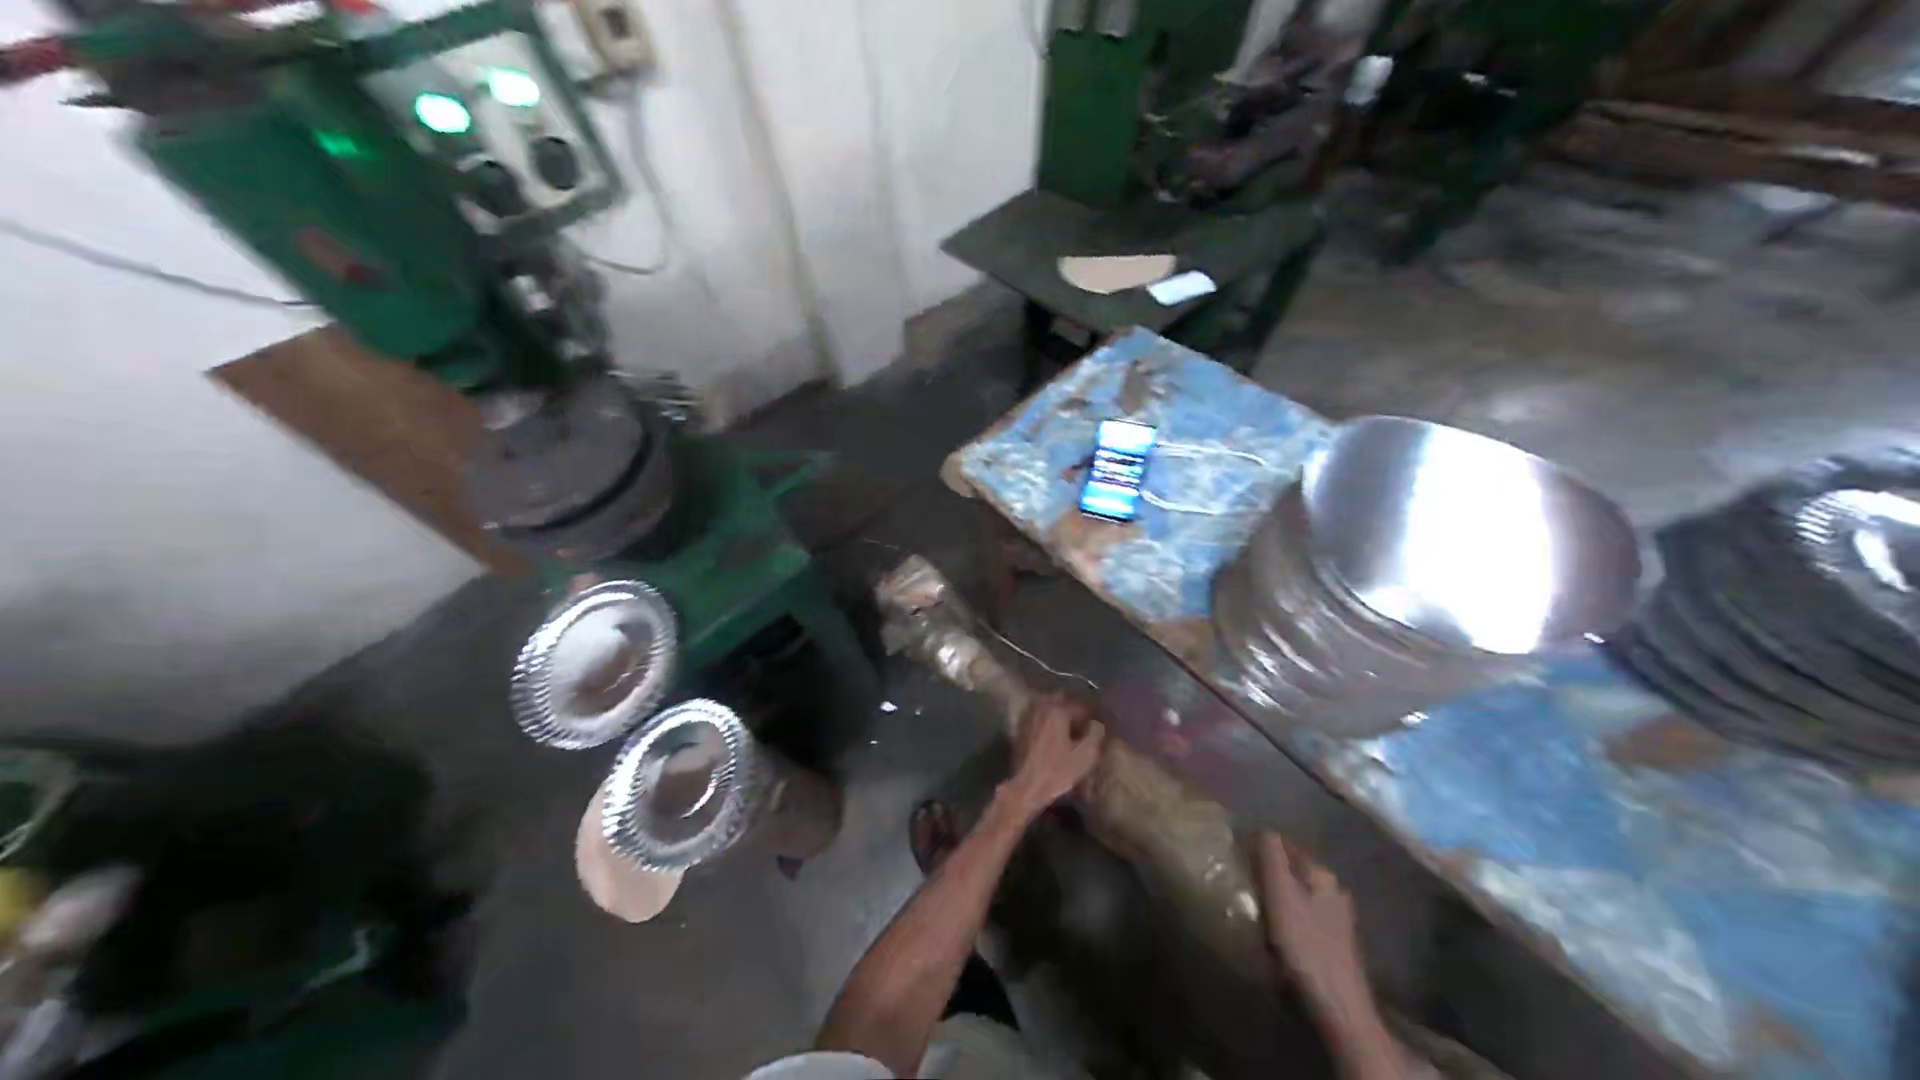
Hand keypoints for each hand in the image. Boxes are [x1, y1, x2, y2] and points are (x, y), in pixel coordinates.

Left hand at [999, 693, 1104, 819]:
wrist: (1027, 786)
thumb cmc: (1058, 772)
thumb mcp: (1086, 755)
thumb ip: (1096, 734)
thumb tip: (1098, 723)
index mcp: (1058, 711)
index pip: (1081, 706)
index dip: (1093, 714)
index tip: (1101, 722)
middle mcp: (1041, 708)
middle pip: (1062, 698)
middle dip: (1075, 707)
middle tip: (1086, 720)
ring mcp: (1028, 716)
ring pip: (1048, 704)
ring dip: (1061, 710)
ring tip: (1072, 724)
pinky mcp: (1021, 728)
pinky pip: (1039, 715)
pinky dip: (1049, 718)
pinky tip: (1056, 731)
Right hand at [1253, 832, 1376, 1027]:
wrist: (1339, 1005)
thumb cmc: (1304, 943)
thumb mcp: (1280, 894)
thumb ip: (1271, 856)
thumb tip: (1261, 826)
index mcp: (1321, 872)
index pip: (1285, 844)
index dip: (1259, 847)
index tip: (1237, 857)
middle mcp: (1335, 888)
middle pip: (1293, 868)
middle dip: (1269, 871)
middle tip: (1242, 881)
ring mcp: (1339, 916)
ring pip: (1299, 892)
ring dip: (1278, 894)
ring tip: (1254, 905)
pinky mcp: (1336, 941)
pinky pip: (1305, 915)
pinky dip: (1288, 915)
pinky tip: (1275, 930)